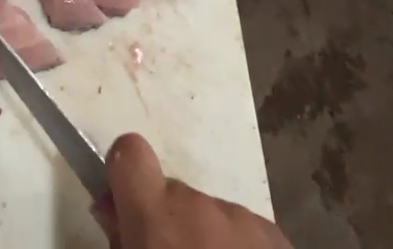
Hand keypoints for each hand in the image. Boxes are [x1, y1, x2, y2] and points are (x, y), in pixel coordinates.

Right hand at [98, 134, 292, 248]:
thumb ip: (118, 241)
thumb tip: (112, 212)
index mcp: (156, 215)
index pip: (130, 153)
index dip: (124, 173)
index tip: (125, 209)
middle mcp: (200, 206)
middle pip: (174, 196)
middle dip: (168, 228)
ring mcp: (245, 222)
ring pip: (211, 219)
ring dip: (206, 246)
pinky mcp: (279, 240)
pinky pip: (247, 237)